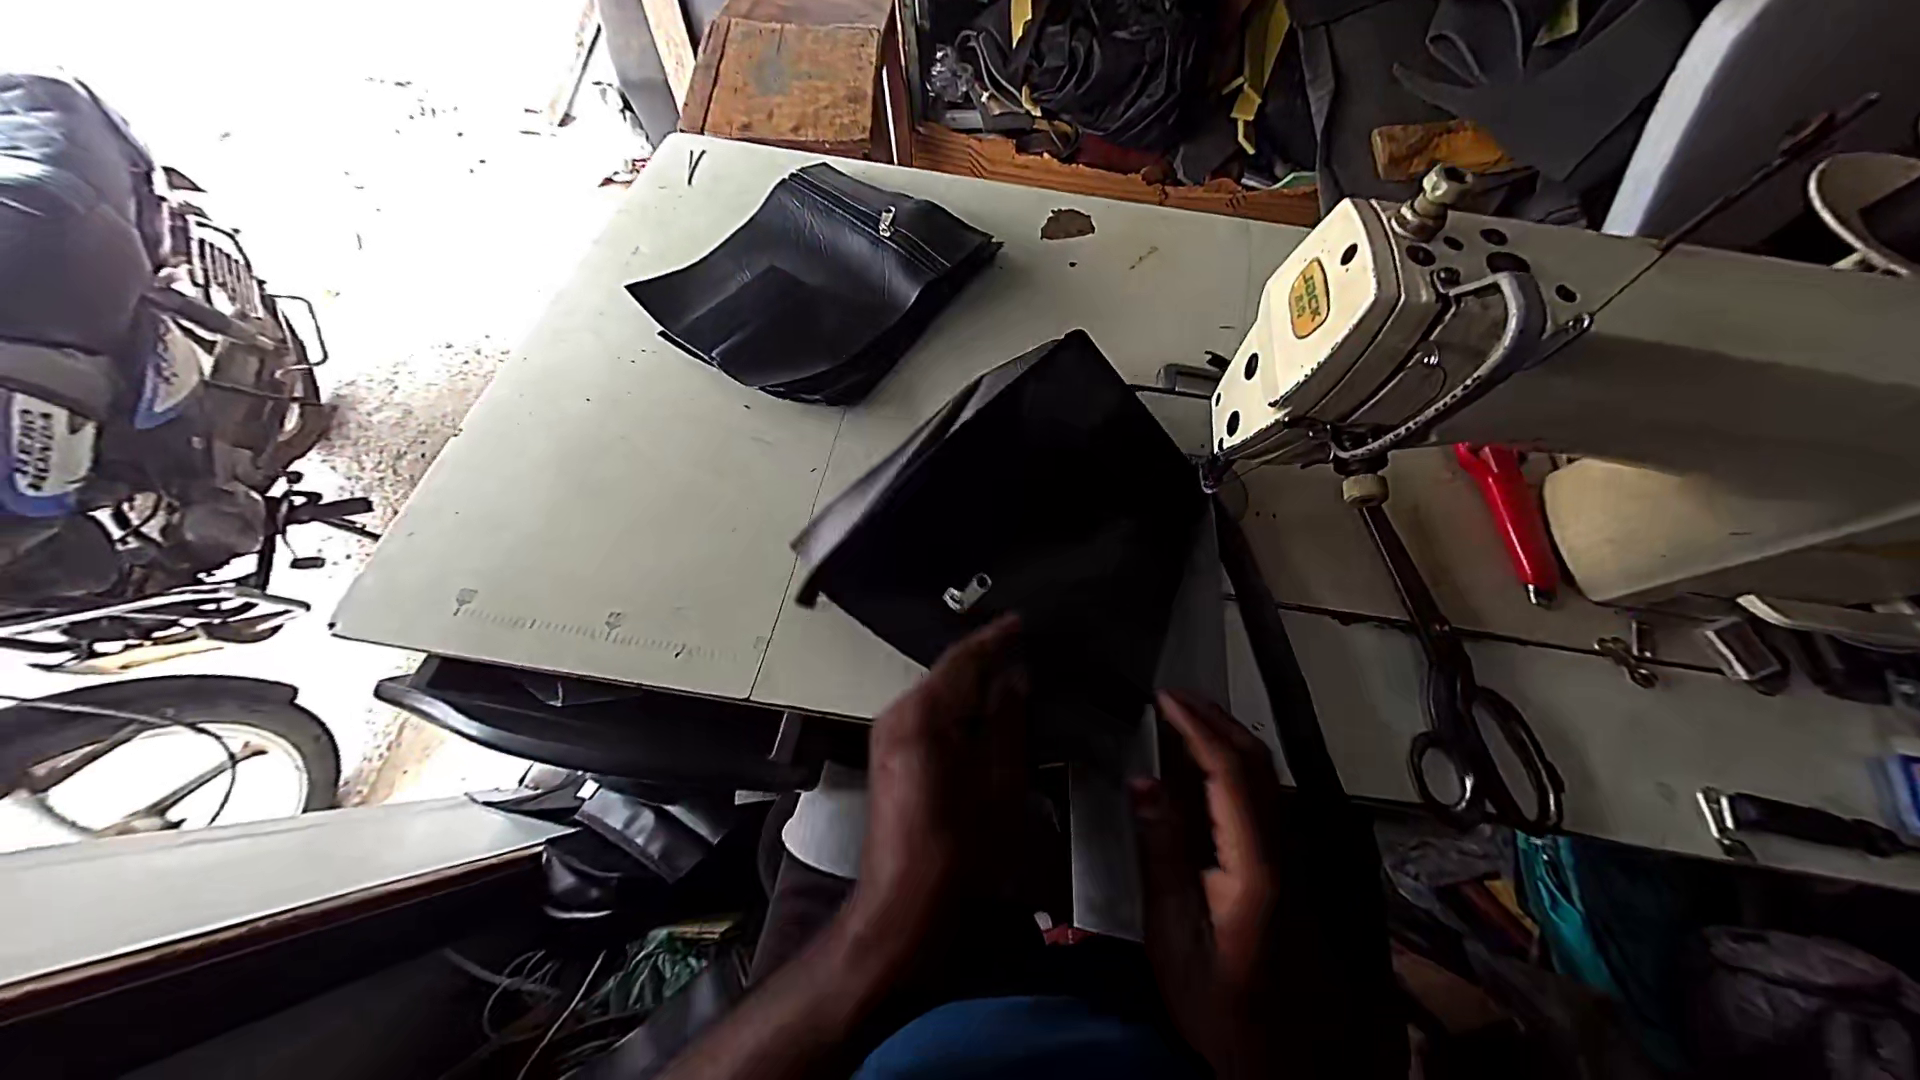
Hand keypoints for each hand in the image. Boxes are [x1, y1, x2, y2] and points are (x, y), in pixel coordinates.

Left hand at [843, 615, 1027, 956]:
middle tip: (1021, 645)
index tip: (1019, 621)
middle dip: (984, 658)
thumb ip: (1007, 720)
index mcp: (922, 714)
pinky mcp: (889, 752)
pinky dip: (956, 705)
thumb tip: (1014, 679)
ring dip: (971, 682)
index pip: (962, 659)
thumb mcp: (999, 779)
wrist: (906, 901)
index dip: (995, 638)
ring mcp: (888, 733)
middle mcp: (897, 714)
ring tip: (1010, 671)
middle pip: (946, 672)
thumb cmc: (958, 849)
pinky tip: (983, 709)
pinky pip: (927, 713)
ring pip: (937, 692)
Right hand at [1131, 690, 1282, 1078]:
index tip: (1165, 698)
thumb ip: (1161, 855)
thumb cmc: (1219, 1005)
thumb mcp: (1174, 936)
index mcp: (1255, 867)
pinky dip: (1235, 764)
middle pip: (1259, 764)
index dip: (1197, 727)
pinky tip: (1207, 764)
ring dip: (1229, 735)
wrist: (1288, 1065)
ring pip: (1268, 777)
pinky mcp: (1292, 869)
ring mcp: (1295, 859)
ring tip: (1186, 716)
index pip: (1230, 774)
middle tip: (1174, 695)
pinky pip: (1265, 797)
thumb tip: (1143, 782)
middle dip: (1217, 718)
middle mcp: (1284, 852)